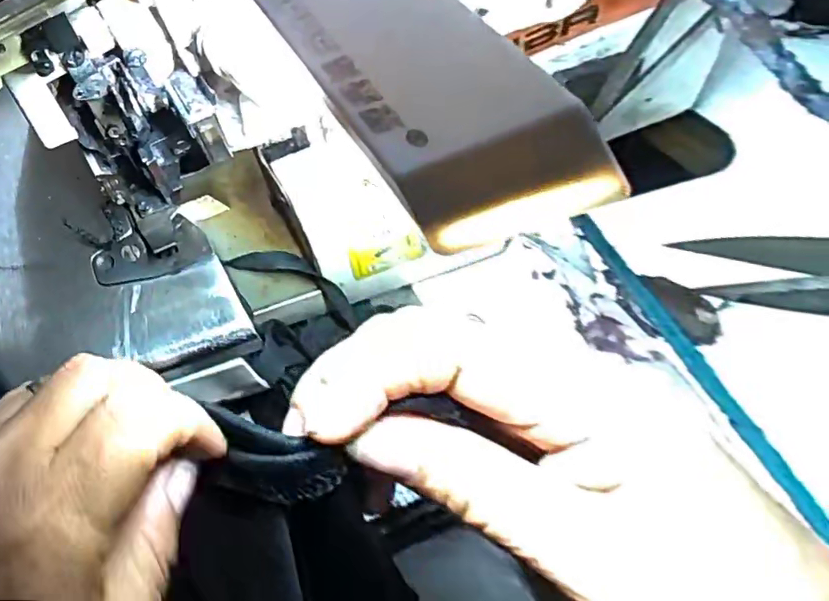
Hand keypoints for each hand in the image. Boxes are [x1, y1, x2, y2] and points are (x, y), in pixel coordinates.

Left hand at [0, 354, 224, 600]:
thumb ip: (153, 533)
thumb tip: (182, 467)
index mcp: (54, 507)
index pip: (130, 415)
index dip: (185, 417)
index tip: (210, 445)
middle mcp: (10, 454)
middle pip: (91, 373)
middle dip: (146, 392)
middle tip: (173, 434)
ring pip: (56, 374)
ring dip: (104, 392)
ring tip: (130, 435)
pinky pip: (23, 396)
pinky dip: (62, 404)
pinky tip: (75, 443)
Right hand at [286, 306, 828, 600]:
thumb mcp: (597, 563)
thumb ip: (467, 482)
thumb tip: (359, 438)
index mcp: (592, 396)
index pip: (439, 342)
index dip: (362, 372)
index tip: (318, 423)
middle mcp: (564, 383)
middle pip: (422, 341)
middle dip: (350, 376)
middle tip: (308, 427)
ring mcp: (549, 406)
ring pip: (421, 369)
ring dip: (362, 399)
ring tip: (329, 444)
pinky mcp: (536, 436)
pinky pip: (439, 406)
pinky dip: (391, 426)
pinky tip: (375, 463)